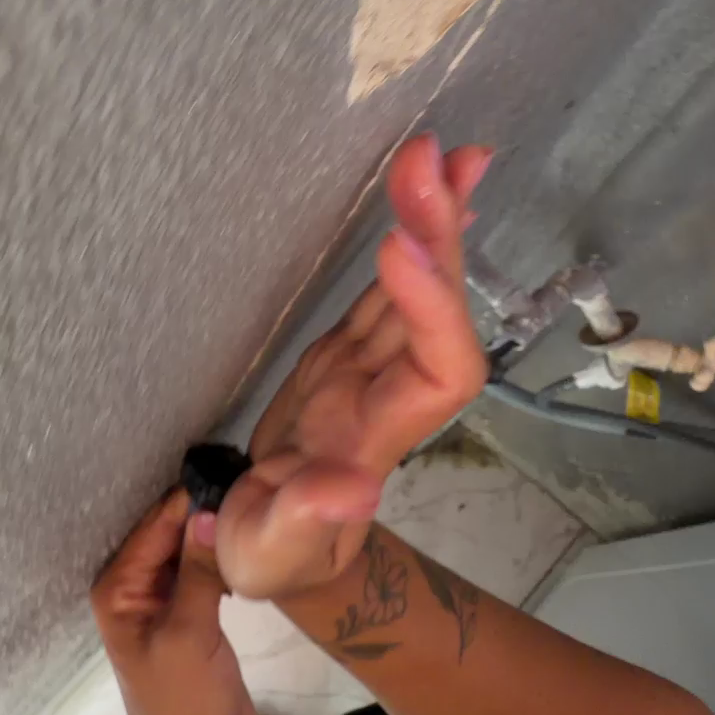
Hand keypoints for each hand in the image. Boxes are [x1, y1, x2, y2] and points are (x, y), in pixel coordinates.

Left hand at [91, 492, 255, 714]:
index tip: (234, 470)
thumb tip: (207, 510)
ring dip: (215, 531)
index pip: (156, 525)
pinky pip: (202, 571)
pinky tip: (251, 542)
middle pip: (170, 533)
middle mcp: (134, 586)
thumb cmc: (183, 706)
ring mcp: (162, 600)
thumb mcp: (189, 634)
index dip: (190, 499)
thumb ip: (196, 572)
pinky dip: (221, 557)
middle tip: (256, 481)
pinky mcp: (189, 614)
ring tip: (259, 502)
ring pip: (188, 549)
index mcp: (119, 586)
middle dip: (204, 510)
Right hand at [217, 134, 490, 599]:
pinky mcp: (346, 358)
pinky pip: (387, 295)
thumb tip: (352, 487)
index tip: (400, 246)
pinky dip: (408, 246)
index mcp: (374, 438)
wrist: (279, 541)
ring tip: (447, 156)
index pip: (434, 370)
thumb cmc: (272, 557)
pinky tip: (425, 204)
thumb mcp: (267, 554)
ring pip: (414, 292)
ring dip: (434, 223)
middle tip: (431, 158)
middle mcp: (387, 394)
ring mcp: (369, 371)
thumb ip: (302, 524)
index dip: (429, 309)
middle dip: (435, 236)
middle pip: (435, 312)